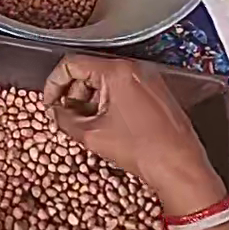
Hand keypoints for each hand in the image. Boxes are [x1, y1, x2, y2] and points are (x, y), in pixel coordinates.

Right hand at [42, 56, 225, 215]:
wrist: (178, 165)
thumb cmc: (142, 149)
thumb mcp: (91, 135)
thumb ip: (64, 119)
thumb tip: (55, 112)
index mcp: (117, 72)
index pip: (72, 64)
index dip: (54, 84)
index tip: (50, 102)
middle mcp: (134, 69)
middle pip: (89, 71)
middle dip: (73, 94)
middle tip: (67, 117)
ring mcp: (147, 79)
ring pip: (106, 80)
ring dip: (90, 100)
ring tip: (87, 125)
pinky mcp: (155, 91)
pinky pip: (123, 88)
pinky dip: (109, 102)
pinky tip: (107, 125)